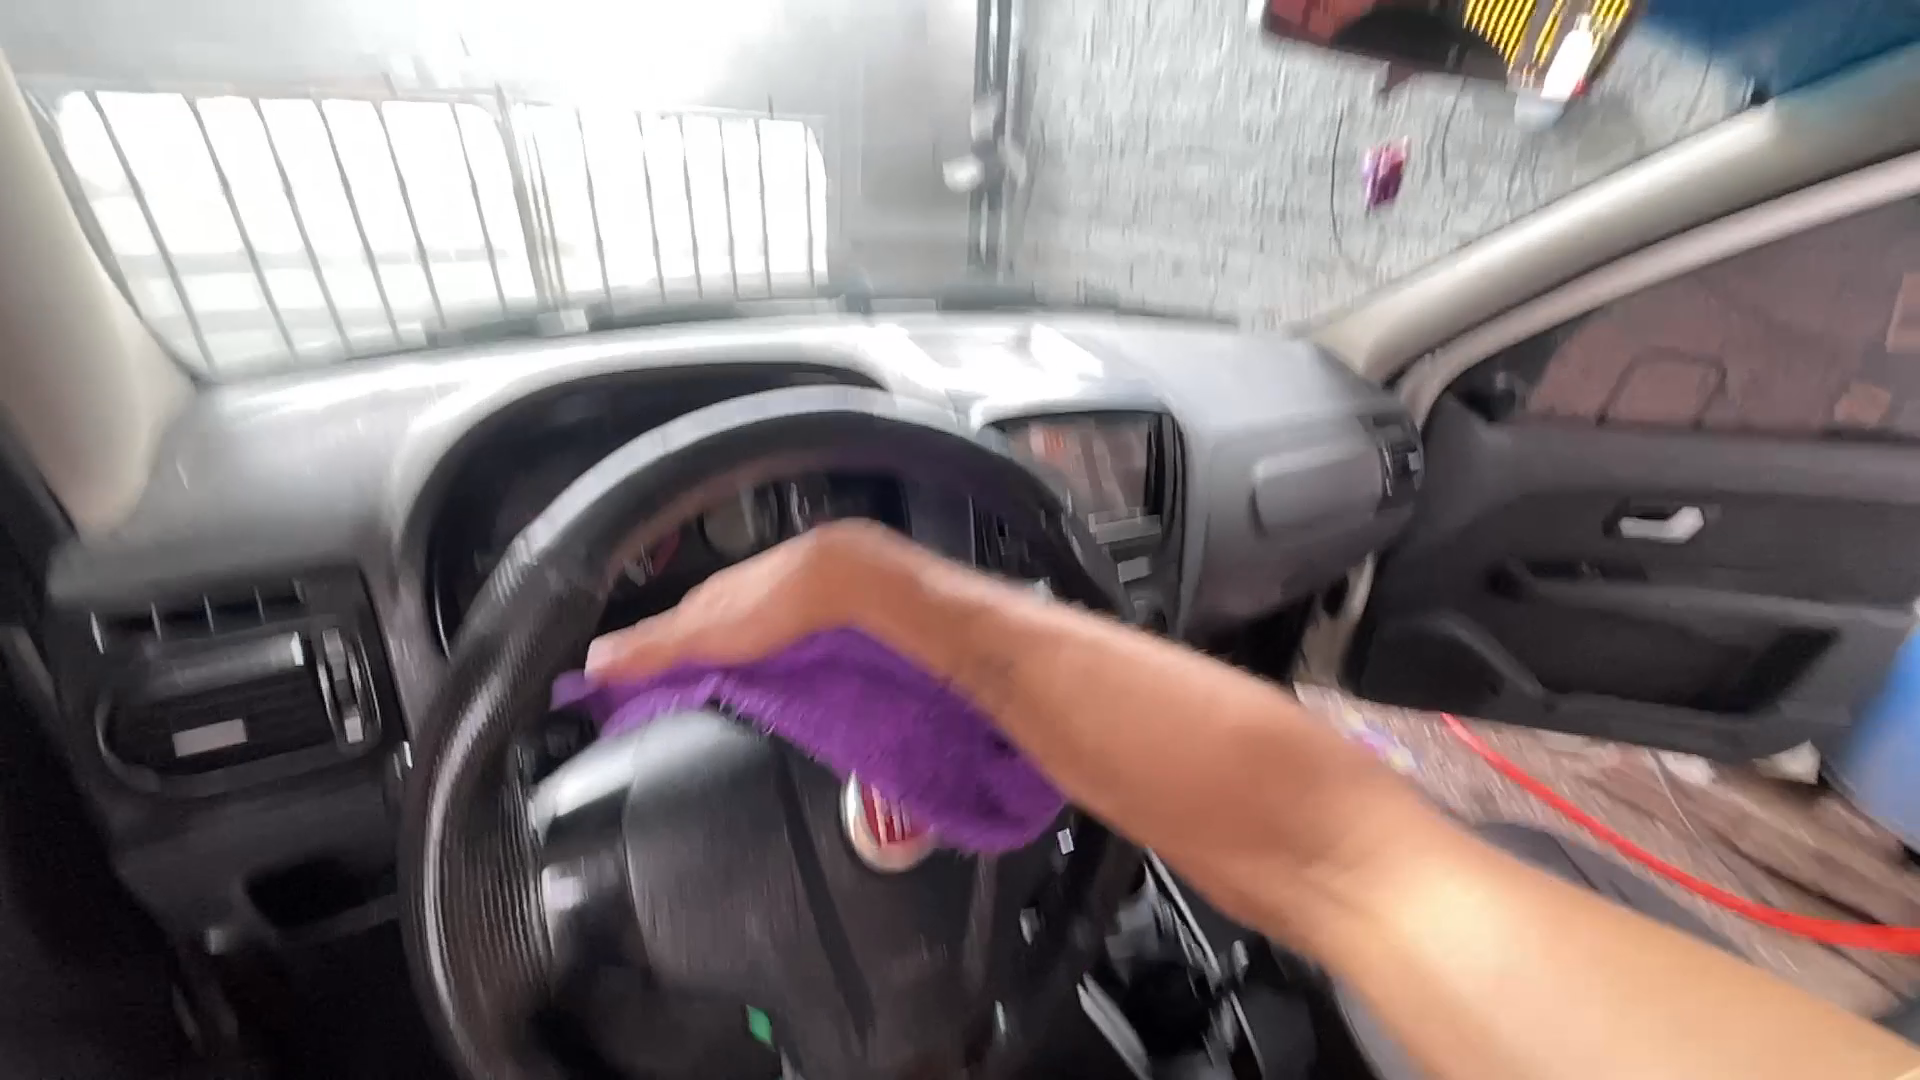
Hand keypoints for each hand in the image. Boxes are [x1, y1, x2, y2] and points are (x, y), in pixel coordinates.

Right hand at [585, 519, 973, 680]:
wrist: (835, 575)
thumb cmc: (766, 607)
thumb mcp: (700, 634)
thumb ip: (651, 646)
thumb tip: (592, 658)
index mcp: (703, 599)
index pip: (664, 630)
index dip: (650, 656)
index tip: (638, 683)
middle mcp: (731, 590)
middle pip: (701, 622)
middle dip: (689, 648)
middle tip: (681, 682)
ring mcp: (767, 587)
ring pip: (737, 618)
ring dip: (727, 642)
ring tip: (721, 671)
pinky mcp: (800, 593)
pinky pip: (769, 617)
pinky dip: (759, 634)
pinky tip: (767, 648)